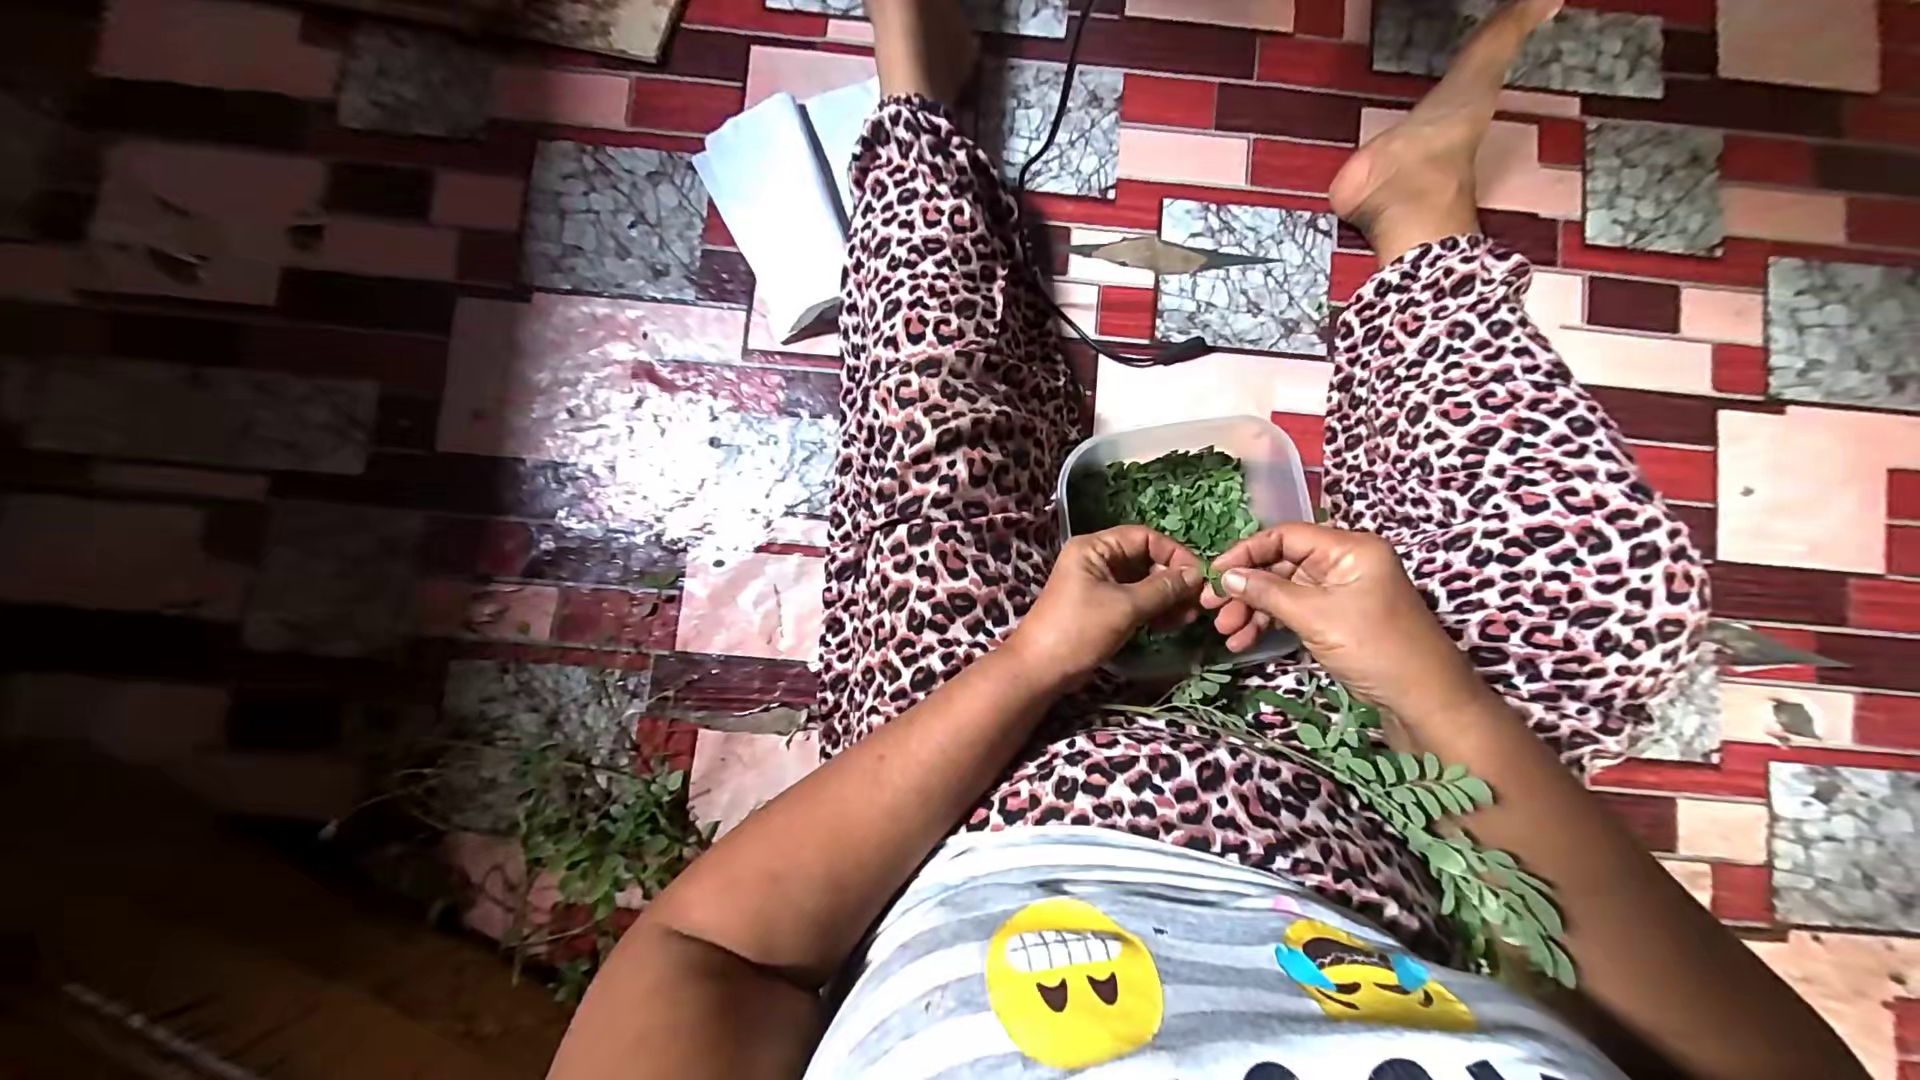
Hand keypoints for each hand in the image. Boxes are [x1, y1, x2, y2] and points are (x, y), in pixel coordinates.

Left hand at [1004, 526, 1203, 683]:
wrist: (1041, 669)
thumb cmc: (1079, 630)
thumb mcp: (1124, 606)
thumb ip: (1162, 588)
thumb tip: (1196, 575)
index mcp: (1094, 547)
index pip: (1143, 537)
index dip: (1173, 553)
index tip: (1198, 576)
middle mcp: (1097, 560)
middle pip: (1145, 559)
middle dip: (1172, 578)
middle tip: (1197, 602)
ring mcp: (1099, 584)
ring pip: (1143, 582)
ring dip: (1167, 596)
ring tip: (1188, 616)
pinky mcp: (1103, 607)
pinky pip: (1135, 600)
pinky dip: (1154, 609)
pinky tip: (1172, 623)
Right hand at [1201, 523, 1486, 714]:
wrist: (1425, 700)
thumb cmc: (1376, 647)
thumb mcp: (1315, 615)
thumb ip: (1266, 591)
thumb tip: (1225, 576)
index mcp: (1349, 549)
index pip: (1285, 536)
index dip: (1246, 553)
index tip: (1215, 575)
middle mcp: (1343, 563)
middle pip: (1279, 564)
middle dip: (1245, 587)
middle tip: (1212, 608)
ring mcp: (1339, 590)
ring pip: (1281, 589)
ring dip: (1251, 609)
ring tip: (1227, 631)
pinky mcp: (1334, 616)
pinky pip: (1291, 609)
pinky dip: (1268, 622)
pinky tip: (1244, 639)